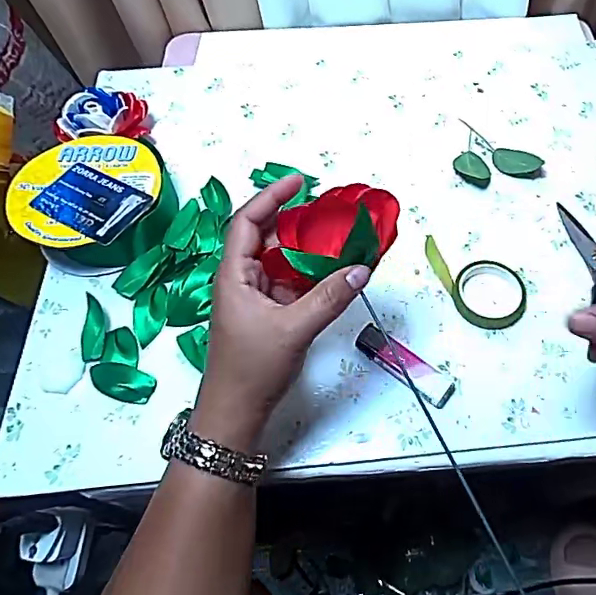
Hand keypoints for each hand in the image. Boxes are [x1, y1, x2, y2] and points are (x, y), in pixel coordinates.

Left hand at [193, 175, 368, 449]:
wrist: (236, 412)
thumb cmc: (251, 369)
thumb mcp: (294, 329)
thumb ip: (329, 298)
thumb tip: (361, 269)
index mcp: (234, 276)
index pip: (248, 223)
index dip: (271, 197)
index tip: (299, 182)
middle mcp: (243, 280)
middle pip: (268, 238)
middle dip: (297, 221)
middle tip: (329, 212)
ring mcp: (257, 297)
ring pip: (283, 262)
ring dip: (308, 250)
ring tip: (339, 239)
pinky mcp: (270, 313)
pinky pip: (292, 283)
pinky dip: (313, 275)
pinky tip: (335, 273)